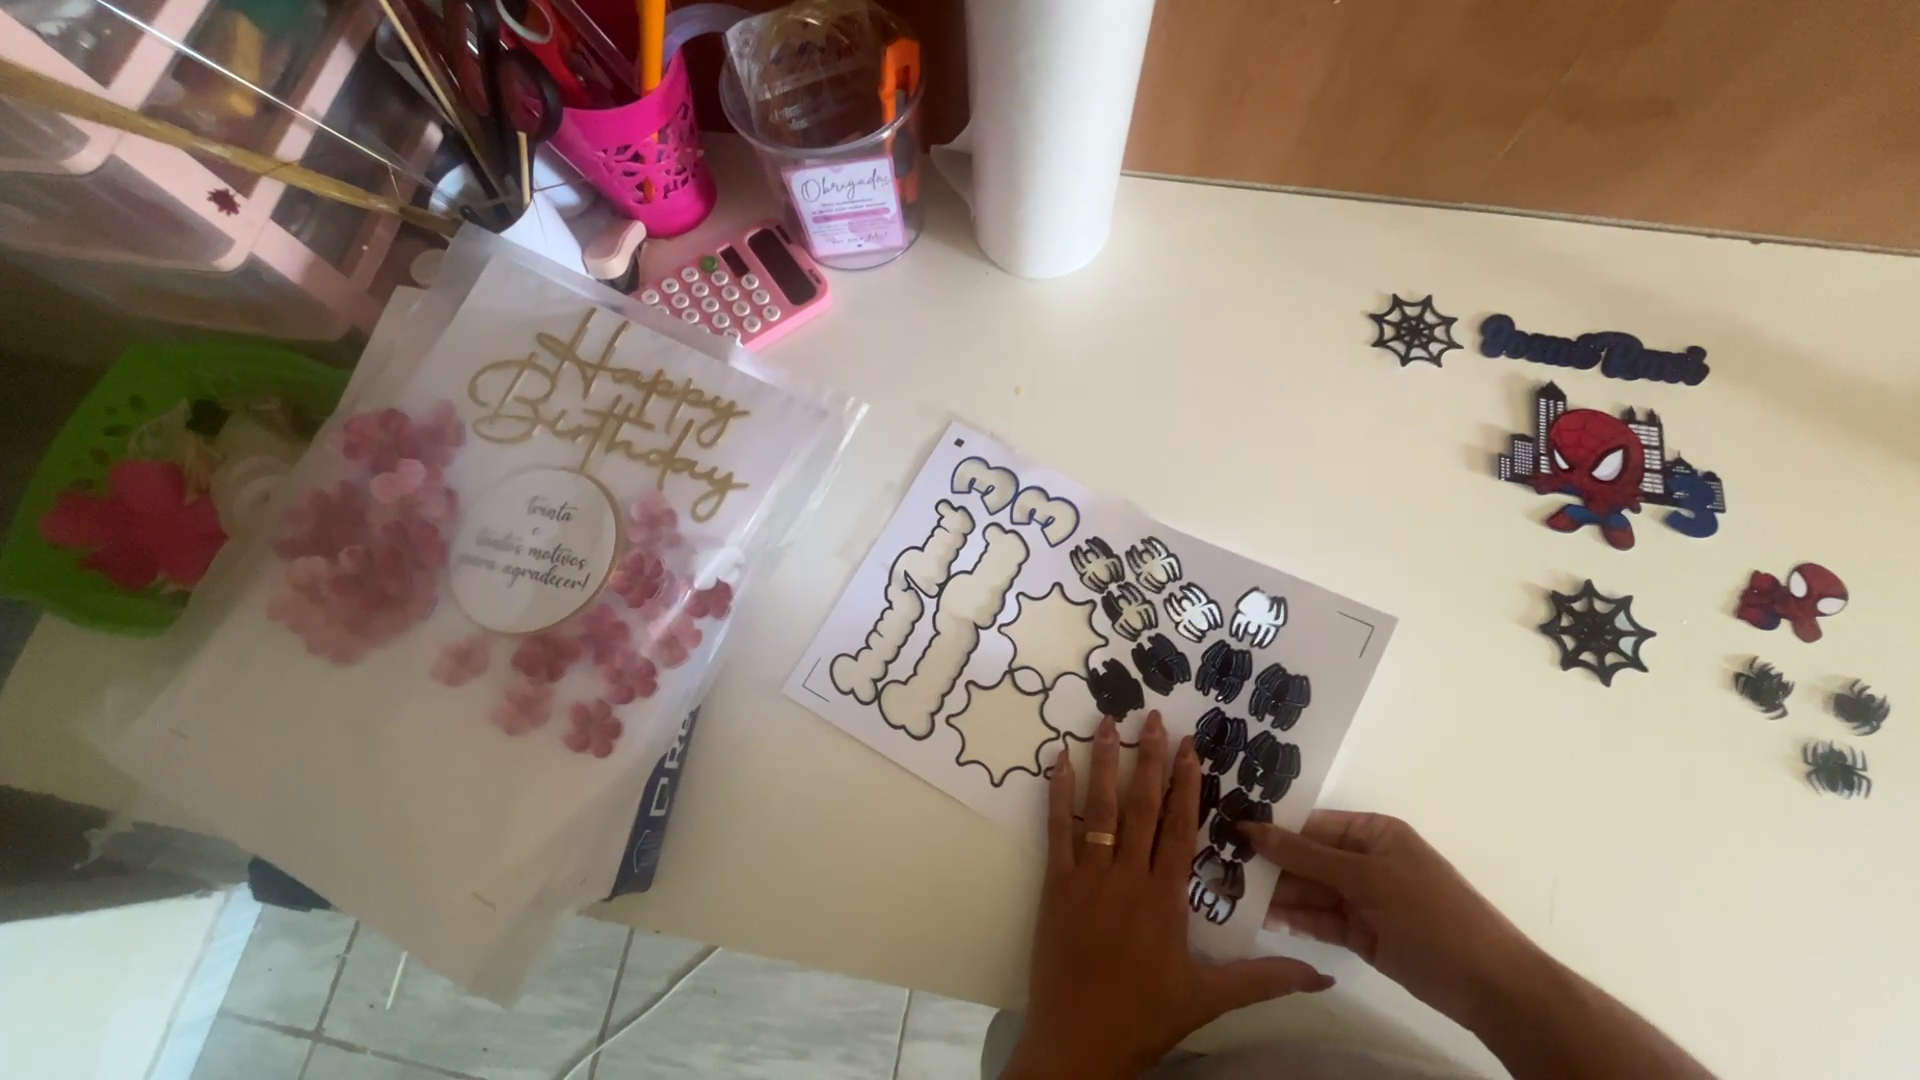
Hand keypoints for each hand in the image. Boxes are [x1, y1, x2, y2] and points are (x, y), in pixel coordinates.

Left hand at [1005, 713, 1333, 1079]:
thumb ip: (1263, 978)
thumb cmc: (1144, 1017)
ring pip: (1100, 809)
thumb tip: (1322, 974)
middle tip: (1152, 717)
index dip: (1186, 784)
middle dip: (1150, 759)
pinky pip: (1058, 831)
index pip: (1181, 829)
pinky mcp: (1055, 885)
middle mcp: (1128, 878)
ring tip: (1106, 723)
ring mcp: (1088, 878)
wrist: (1079, 1041)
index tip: (1189, 746)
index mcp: (1166, 900)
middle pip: (1142, 807)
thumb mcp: (1209, 999)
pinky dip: (1058, 795)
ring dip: (1104, 763)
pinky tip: (1057, 761)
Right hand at [1242, 812, 1538, 1025]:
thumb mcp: (1365, 877)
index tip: (1225, 831)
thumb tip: (1248, 826)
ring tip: (1226, 892)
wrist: (1490, 986)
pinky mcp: (1359, 933)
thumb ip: (1304, 854)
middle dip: (1266, 862)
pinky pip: (1317, 919)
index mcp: (1372, 832)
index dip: (1270, 827)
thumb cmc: (1430, 913)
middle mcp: (1363, 859)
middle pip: (1304, 856)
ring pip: (1307, 889)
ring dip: (1274, 892)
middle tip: (1216, 865)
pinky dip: (1292, 919)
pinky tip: (1257, 916)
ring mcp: (1361, 898)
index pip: (1309, 823)